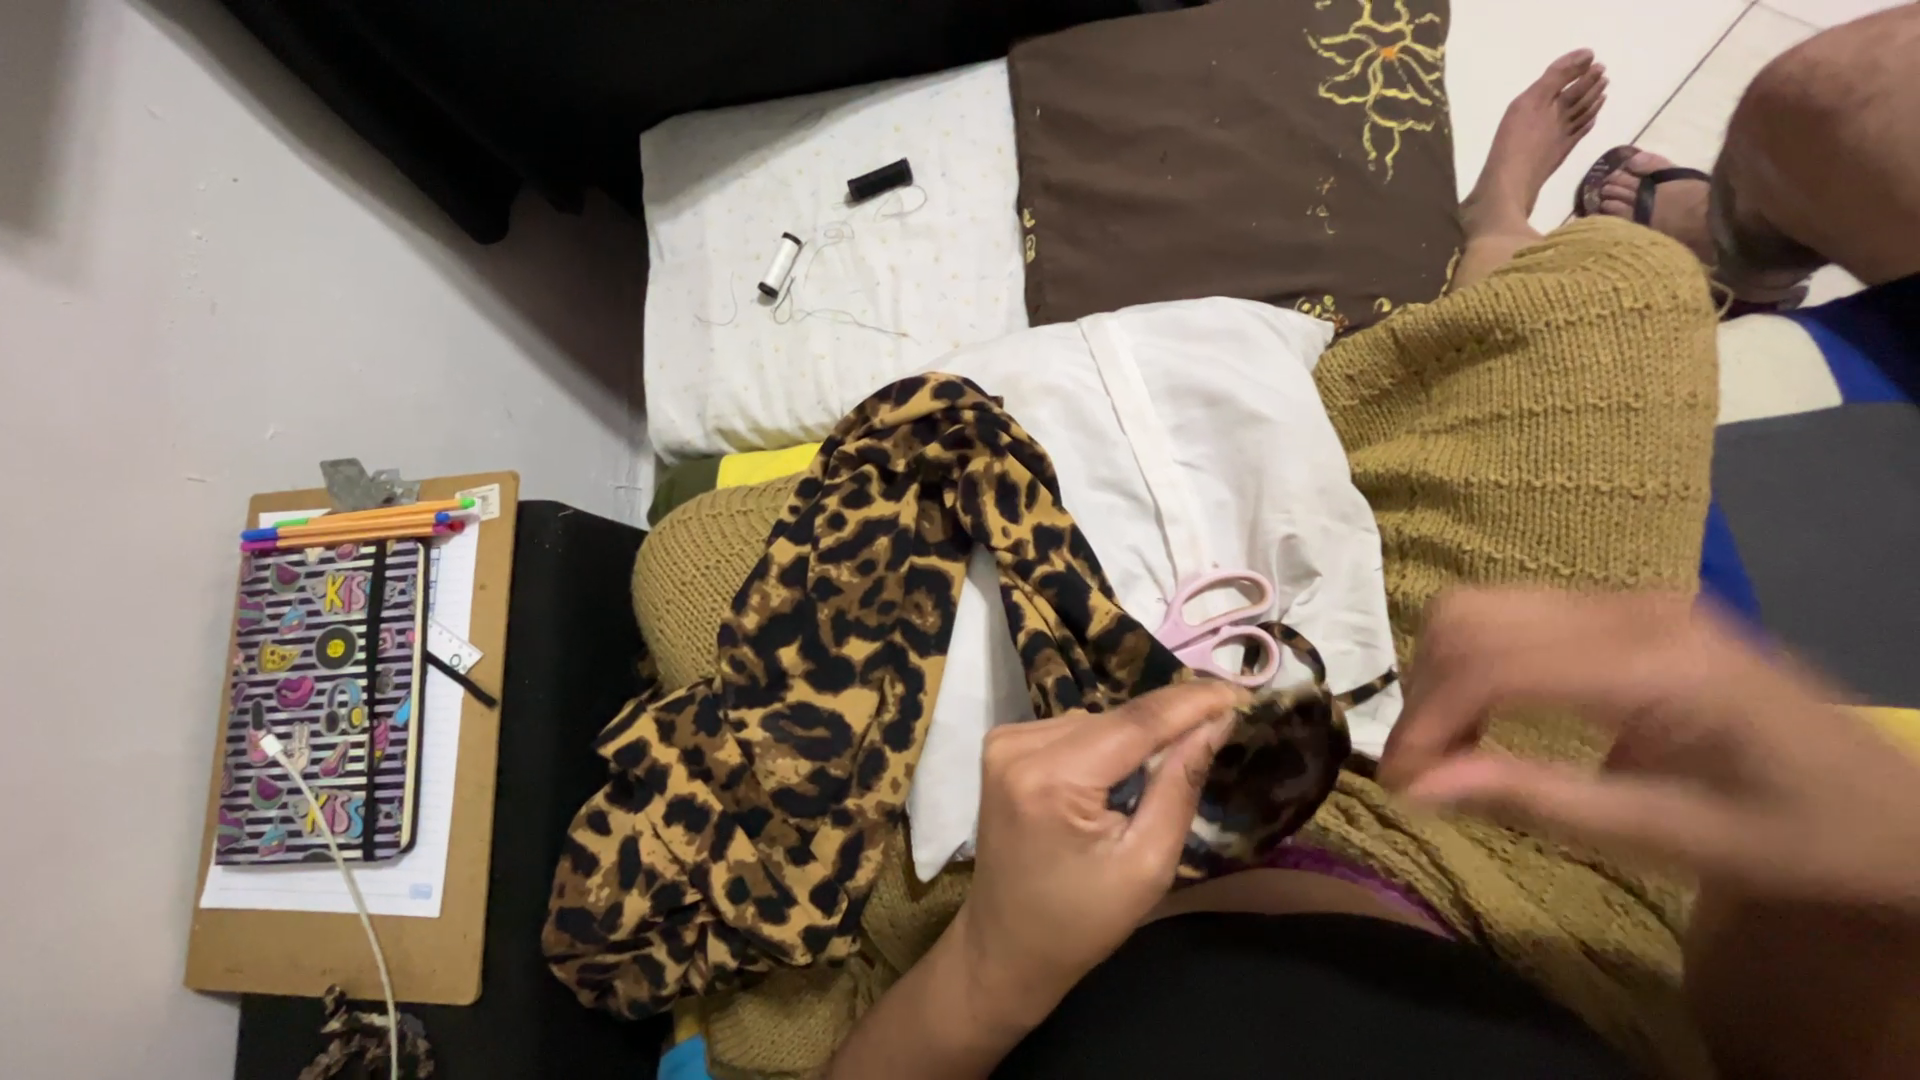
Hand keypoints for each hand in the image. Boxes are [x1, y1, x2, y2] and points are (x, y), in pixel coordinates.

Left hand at [953, 680, 1246, 1027]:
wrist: (1005, 944)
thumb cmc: (1081, 921)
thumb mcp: (1147, 864)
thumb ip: (1179, 785)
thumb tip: (1216, 721)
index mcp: (1052, 778)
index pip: (1136, 721)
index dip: (1191, 701)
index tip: (1241, 690)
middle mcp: (1019, 745)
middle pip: (1115, 719)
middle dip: (1169, 722)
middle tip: (1222, 723)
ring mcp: (1004, 741)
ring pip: (1096, 720)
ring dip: (1133, 737)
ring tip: (1158, 771)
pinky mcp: (1002, 745)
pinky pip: (1072, 730)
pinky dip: (1102, 745)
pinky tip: (1112, 779)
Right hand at [1379, 589, 1919, 909]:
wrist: (1899, 812)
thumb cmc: (1793, 837)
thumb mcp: (1665, 836)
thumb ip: (1530, 798)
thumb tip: (1412, 788)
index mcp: (1656, 664)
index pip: (1492, 666)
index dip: (1427, 721)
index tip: (1401, 781)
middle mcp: (1630, 609)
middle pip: (1469, 617)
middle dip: (1425, 691)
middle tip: (1428, 762)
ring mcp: (1624, 599)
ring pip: (1476, 605)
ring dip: (1441, 671)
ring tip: (1455, 738)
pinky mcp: (1616, 606)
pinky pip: (1507, 612)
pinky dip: (1471, 658)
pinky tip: (1489, 710)